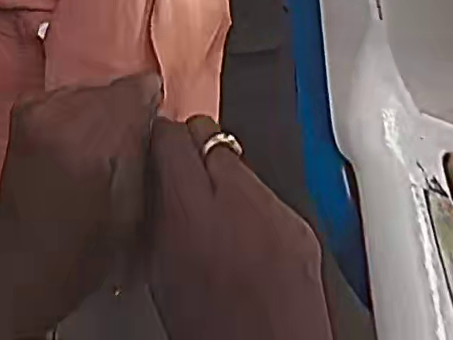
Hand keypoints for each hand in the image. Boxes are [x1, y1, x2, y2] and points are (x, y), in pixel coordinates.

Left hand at [0, 74, 160, 339]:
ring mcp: (40, 109)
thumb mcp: (133, 204)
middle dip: (121, 107)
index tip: (149, 114)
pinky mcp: (23, 109)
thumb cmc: (88, 246)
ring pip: (87, 89)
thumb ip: (144, 147)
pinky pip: (62, 96)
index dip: (147, 101)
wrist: (25, 263)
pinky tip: (68, 140)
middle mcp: (67, 115)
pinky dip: (69, 111)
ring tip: (92, 144)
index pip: (136, 88)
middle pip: (111, 88)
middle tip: (119, 141)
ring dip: (94, 108)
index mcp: (99, 140)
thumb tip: (152, 105)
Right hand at [146, 115, 331, 339]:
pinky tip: (246, 236)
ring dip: (223, 177)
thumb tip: (153, 171)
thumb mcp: (160, 268)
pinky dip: (253, 205)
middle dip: (192, 147)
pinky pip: (267, 192)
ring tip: (216, 215)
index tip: (157, 145)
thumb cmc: (210, 332)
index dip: (160, 138)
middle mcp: (236, 199)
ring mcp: (273, 208)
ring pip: (237, 160)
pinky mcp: (300, 222)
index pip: (170, 136)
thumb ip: (155, 209)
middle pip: (206, 132)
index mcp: (190, 213)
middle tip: (183, 172)